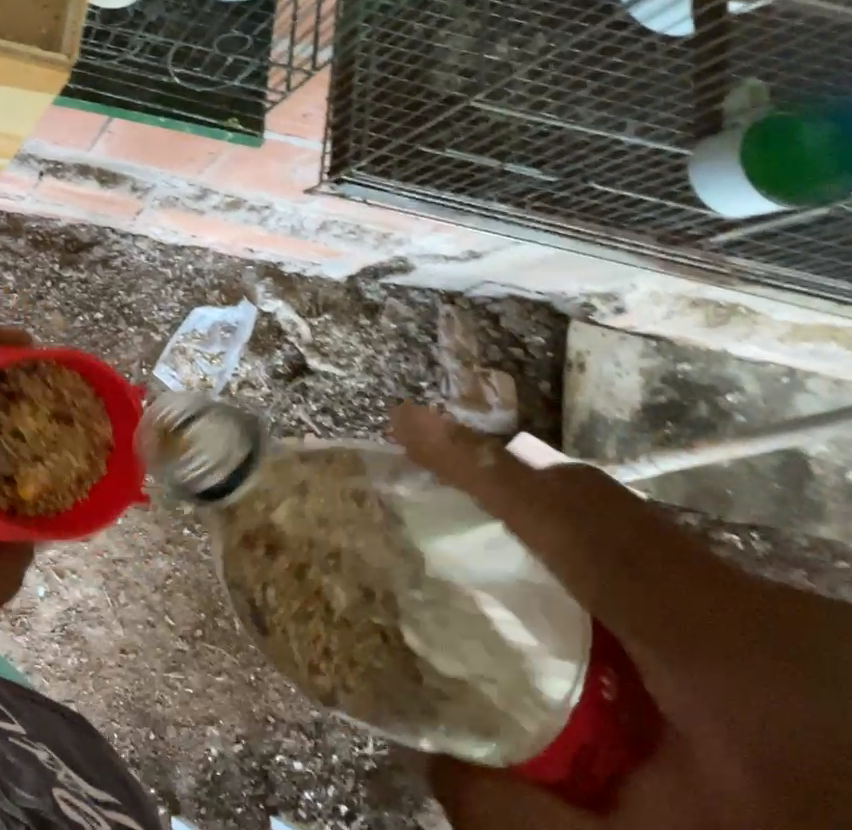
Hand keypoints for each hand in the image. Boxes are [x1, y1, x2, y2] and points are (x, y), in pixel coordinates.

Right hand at [393, 405, 851, 828]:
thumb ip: (521, 816)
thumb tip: (433, 758)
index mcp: (724, 649)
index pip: (577, 525)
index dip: (486, 469)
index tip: (408, 422)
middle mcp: (763, 608)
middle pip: (605, 511)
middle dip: (508, 482)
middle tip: (426, 470)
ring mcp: (792, 618)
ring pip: (641, 537)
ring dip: (552, 524)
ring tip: (477, 530)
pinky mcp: (804, 639)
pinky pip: (673, 572)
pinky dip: (597, 564)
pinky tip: (574, 616)